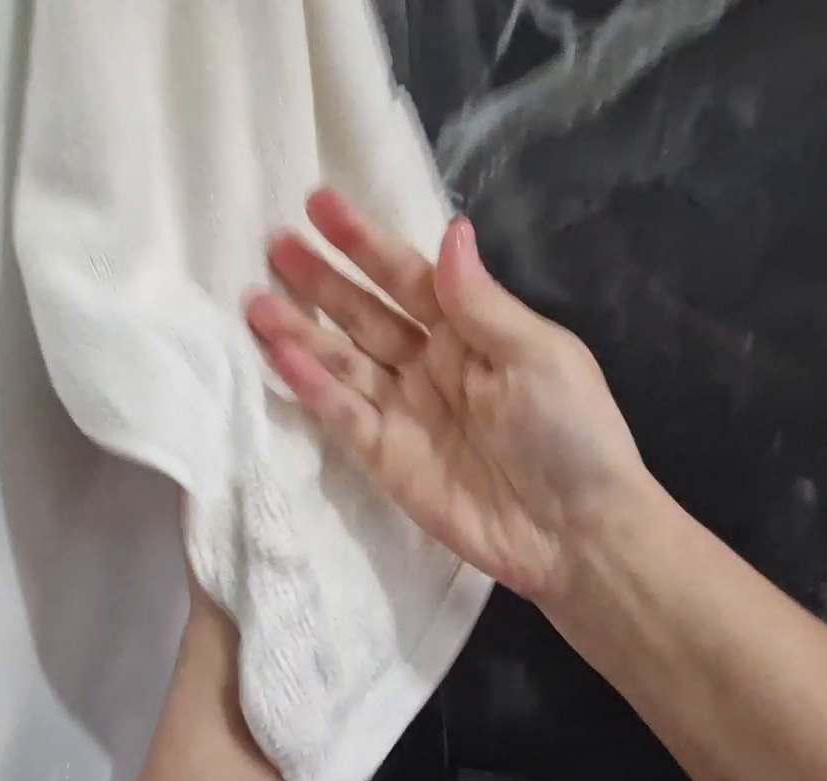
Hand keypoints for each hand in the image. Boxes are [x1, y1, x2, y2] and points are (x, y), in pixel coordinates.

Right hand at [244, 189, 649, 602]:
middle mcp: (431, 366)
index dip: (365, 243)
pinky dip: (312, 386)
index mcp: (472, 333)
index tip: (320, 203)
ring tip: (255, 299)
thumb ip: (481, 303)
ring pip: (344, 362)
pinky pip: (343, 414)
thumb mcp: (538, 356)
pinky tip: (279, 353)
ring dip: (301, 331)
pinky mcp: (386, 458)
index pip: (408, 278)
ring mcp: (405, 413)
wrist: (572, 531)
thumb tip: (450, 231)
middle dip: (322, 281)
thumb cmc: (570, 432)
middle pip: (366, 315)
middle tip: (275, 246)